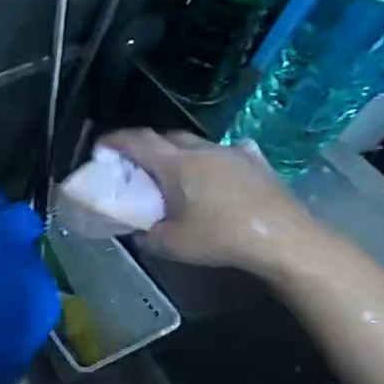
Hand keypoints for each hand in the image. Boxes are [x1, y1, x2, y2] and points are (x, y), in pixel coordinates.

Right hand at [99, 129, 317, 272]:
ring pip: (197, 145)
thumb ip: (145, 234)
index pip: (139, 141)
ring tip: (174, 176)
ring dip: (180, 155)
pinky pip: (225, 153)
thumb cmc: (220, 238)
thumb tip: (135, 230)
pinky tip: (214, 176)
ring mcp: (233, 152)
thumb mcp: (171, 245)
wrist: (282, 238)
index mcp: (177, 165)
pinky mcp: (256, 162)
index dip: (116, 141)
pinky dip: (210, 161)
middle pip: (168, 138)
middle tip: (137, 166)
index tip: (102, 147)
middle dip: (148, 147)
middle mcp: (204, 150)